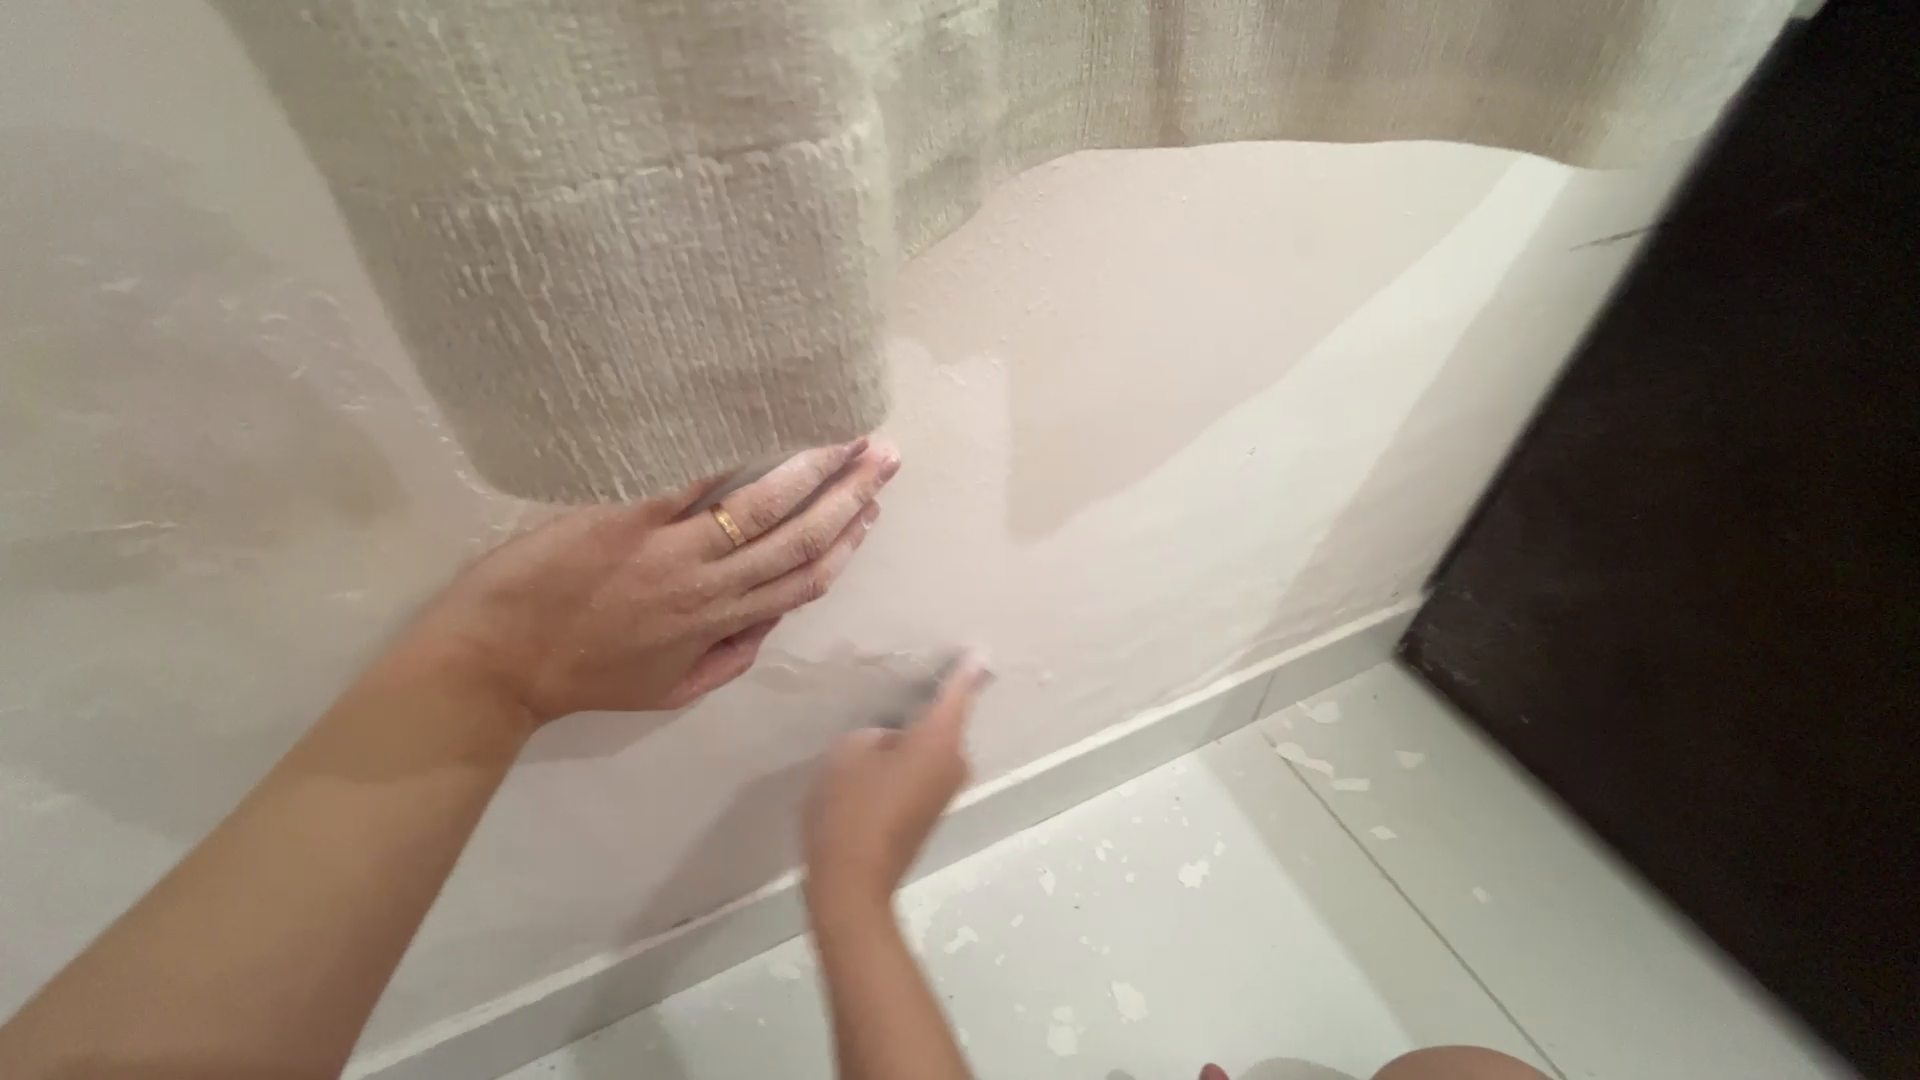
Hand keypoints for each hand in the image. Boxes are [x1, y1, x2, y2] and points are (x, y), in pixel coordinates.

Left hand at [393, 438, 899, 726]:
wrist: (493, 663)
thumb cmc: (583, 676)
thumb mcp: (670, 689)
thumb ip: (730, 658)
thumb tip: (773, 622)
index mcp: (722, 623)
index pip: (804, 579)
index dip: (847, 543)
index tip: (873, 511)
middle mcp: (711, 585)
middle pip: (799, 537)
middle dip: (850, 496)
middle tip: (884, 457)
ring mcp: (670, 548)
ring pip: (761, 507)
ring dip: (812, 470)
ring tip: (848, 439)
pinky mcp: (626, 515)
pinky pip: (688, 478)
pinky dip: (727, 451)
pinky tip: (761, 421)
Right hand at [802, 654, 991, 918]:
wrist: (852, 882)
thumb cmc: (850, 808)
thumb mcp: (849, 752)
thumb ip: (876, 734)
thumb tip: (894, 743)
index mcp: (938, 739)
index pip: (958, 693)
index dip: (968, 671)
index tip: (982, 653)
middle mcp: (954, 762)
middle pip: (945, 721)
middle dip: (926, 708)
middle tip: (896, 698)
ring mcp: (946, 790)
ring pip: (932, 747)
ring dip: (913, 740)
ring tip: (874, 743)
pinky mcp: (932, 811)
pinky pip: (925, 769)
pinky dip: (908, 763)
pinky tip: (876, 773)